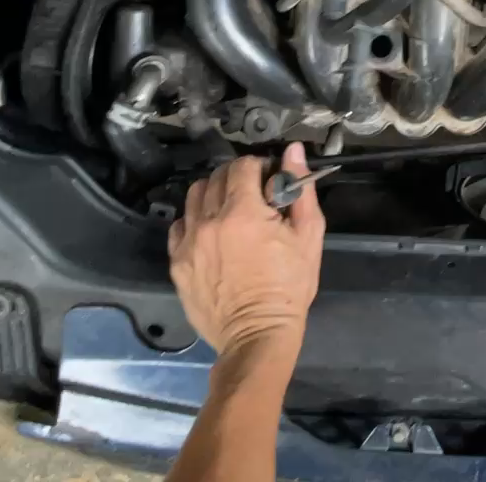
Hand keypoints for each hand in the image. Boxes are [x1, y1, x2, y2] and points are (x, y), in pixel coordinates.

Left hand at [169, 146, 325, 354]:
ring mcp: (188, 243)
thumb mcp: (308, 234)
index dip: (259, 165)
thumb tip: (293, 151)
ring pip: (194, 196)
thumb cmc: (290, 284)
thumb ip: (299, 189)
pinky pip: (179, 225)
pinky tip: (212, 230)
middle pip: (216, 177)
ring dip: (213, 192)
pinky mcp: (176, 263)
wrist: (257, 334)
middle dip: (237, 176)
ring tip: (231, 208)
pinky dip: (195, 219)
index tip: (270, 178)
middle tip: (254, 191)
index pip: (242, 166)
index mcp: (244, 213)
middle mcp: (209, 222)